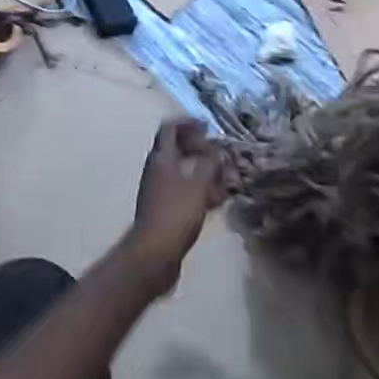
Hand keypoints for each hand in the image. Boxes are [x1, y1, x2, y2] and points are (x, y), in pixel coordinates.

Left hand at [122, 119, 225, 294]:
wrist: (155, 255)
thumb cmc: (176, 214)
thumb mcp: (198, 185)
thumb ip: (209, 164)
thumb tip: (217, 152)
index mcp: (161, 158)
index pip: (169, 129)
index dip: (187, 123)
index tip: (206, 127)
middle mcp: (157, 170)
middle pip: (176, 150)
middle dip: (198, 149)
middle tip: (217, 153)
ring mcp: (159, 191)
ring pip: (182, 172)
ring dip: (201, 171)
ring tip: (223, 177)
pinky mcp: (164, 210)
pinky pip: (183, 191)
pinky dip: (199, 190)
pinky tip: (216, 200)